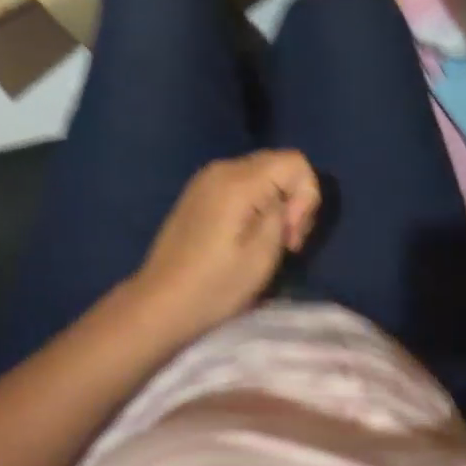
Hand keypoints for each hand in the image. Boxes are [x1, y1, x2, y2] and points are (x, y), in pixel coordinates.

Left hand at [130, 150, 320, 336]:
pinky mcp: (198, 192)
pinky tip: (246, 235)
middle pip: (278, 163)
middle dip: (293, 199)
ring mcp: (206, 178)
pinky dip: (255, 201)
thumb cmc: (213, 287)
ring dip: (275, 201)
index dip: (306, 196)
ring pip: (261, 172)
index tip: (291, 234)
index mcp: (238, 181)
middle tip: (286, 242)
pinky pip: (241, 183)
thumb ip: (282, 214)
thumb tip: (286, 200)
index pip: (295, 161)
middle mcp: (222, 168)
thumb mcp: (262, 256)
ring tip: (268, 242)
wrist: (158, 305)